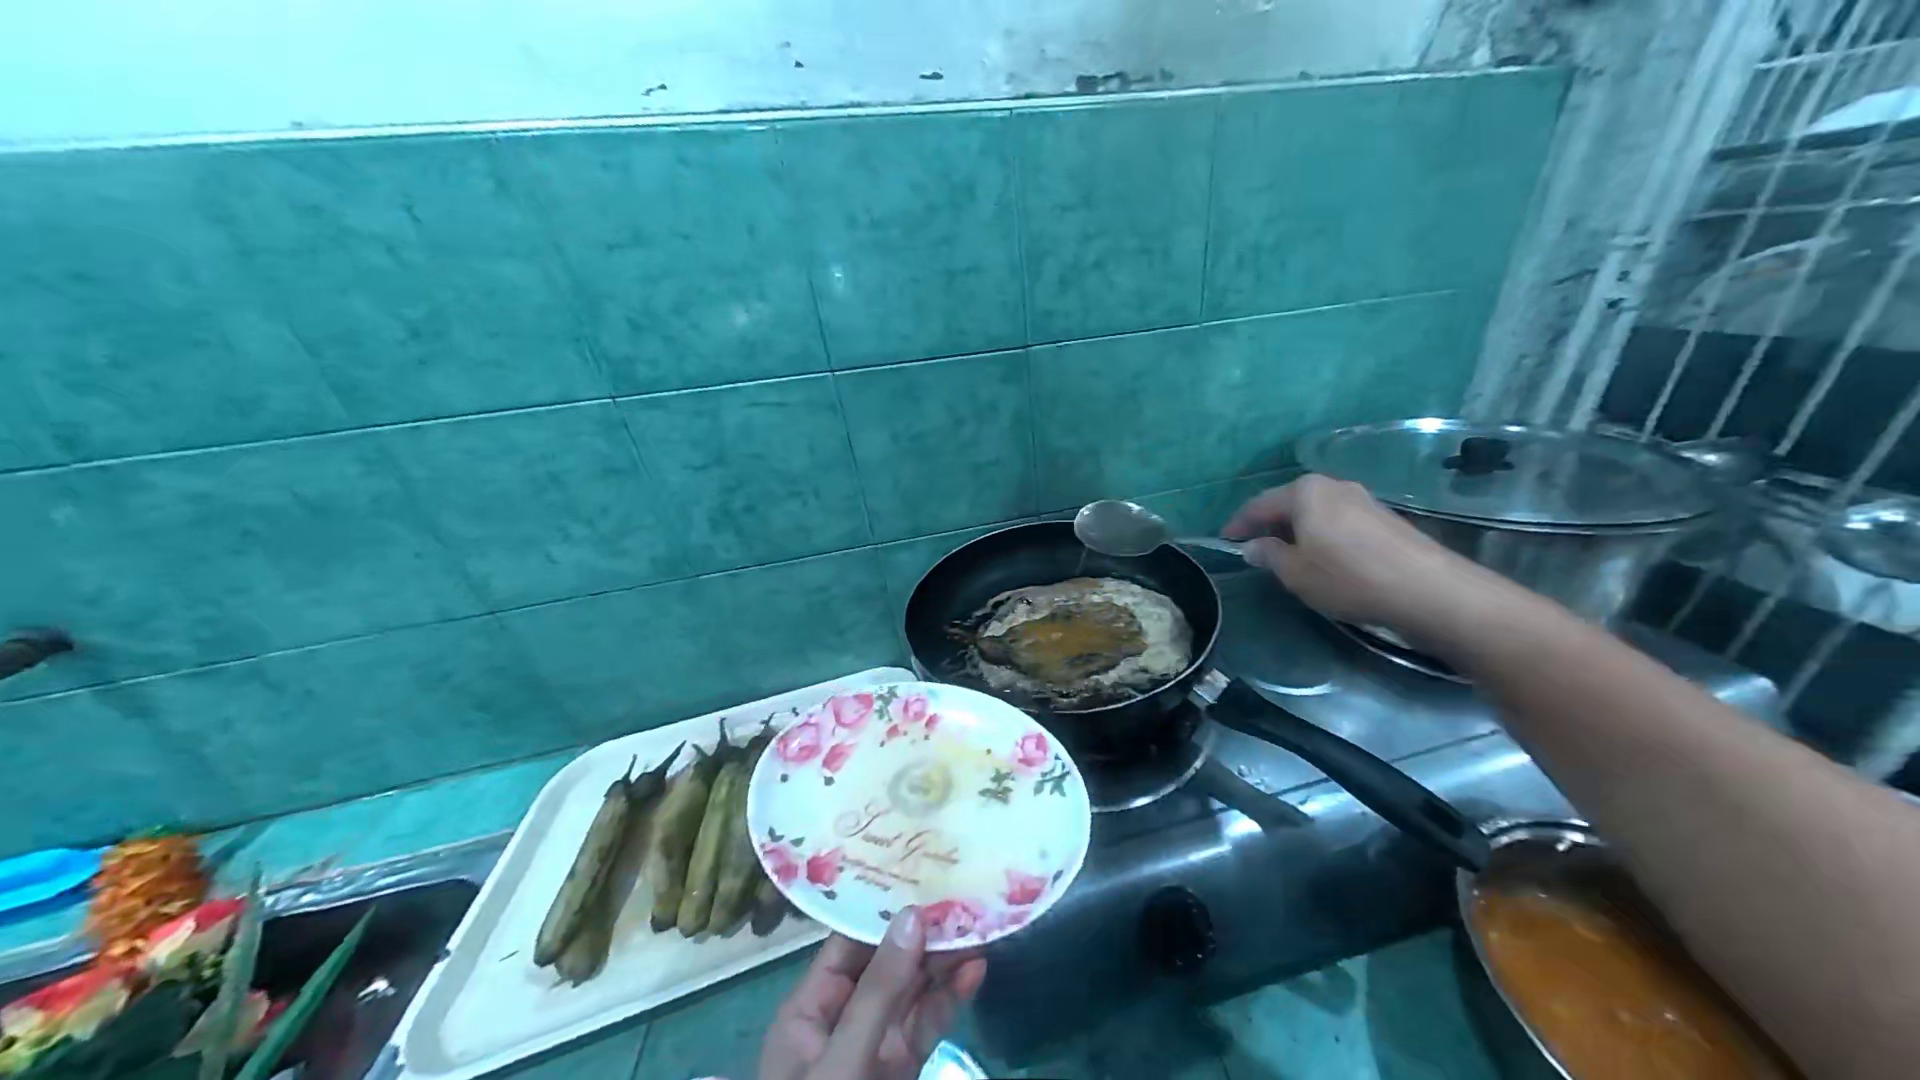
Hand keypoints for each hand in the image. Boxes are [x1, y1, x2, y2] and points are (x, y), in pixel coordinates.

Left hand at [758, 909, 987, 1079]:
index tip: (922, 872)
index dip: (884, 907)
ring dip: (945, 960)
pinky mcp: (900, 1068)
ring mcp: (874, 1044)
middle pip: (886, 960)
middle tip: (965, 894)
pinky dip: (951, 999)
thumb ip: (877, 992)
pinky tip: (976, 972)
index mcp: (810, 1008)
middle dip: (924, 931)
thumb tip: (912, 917)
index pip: (848, 942)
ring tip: (980, 924)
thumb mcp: (842, 1062)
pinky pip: (927, 1024)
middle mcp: (842, 1017)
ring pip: (912, 990)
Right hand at [1223, 474, 1494, 639]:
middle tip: (1253, 546)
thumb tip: (1253, 546)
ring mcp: (1363, 499)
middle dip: (1269, 523)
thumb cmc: (1347, 577)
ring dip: (1297, 529)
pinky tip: (1322, 556)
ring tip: (1286, 554)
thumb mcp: (1295, 573)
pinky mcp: (1384, 517)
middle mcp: (1333, 486)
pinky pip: (1338, 520)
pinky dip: (1322, 534)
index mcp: (1304, 492)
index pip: (1259, 504)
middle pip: (1289, 502)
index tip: (1224, 539)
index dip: (1239, 523)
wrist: (1427, 590)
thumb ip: (1269, 555)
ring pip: (1316, 511)